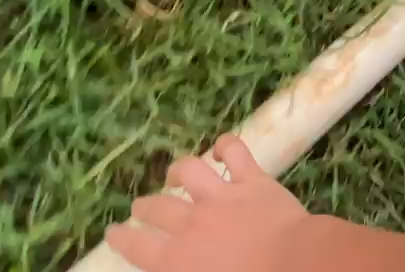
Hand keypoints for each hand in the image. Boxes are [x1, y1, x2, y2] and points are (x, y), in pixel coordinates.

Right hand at [105, 135, 308, 271]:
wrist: (292, 265)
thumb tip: (172, 267)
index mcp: (177, 260)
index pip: (137, 247)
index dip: (121, 238)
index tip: (112, 230)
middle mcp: (192, 222)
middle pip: (158, 208)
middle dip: (144, 206)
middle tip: (140, 206)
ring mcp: (222, 196)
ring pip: (189, 171)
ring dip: (178, 171)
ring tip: (174, 175)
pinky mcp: (252, 179)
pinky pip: (234, 150)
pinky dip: (225, 145)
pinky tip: (220, 148)